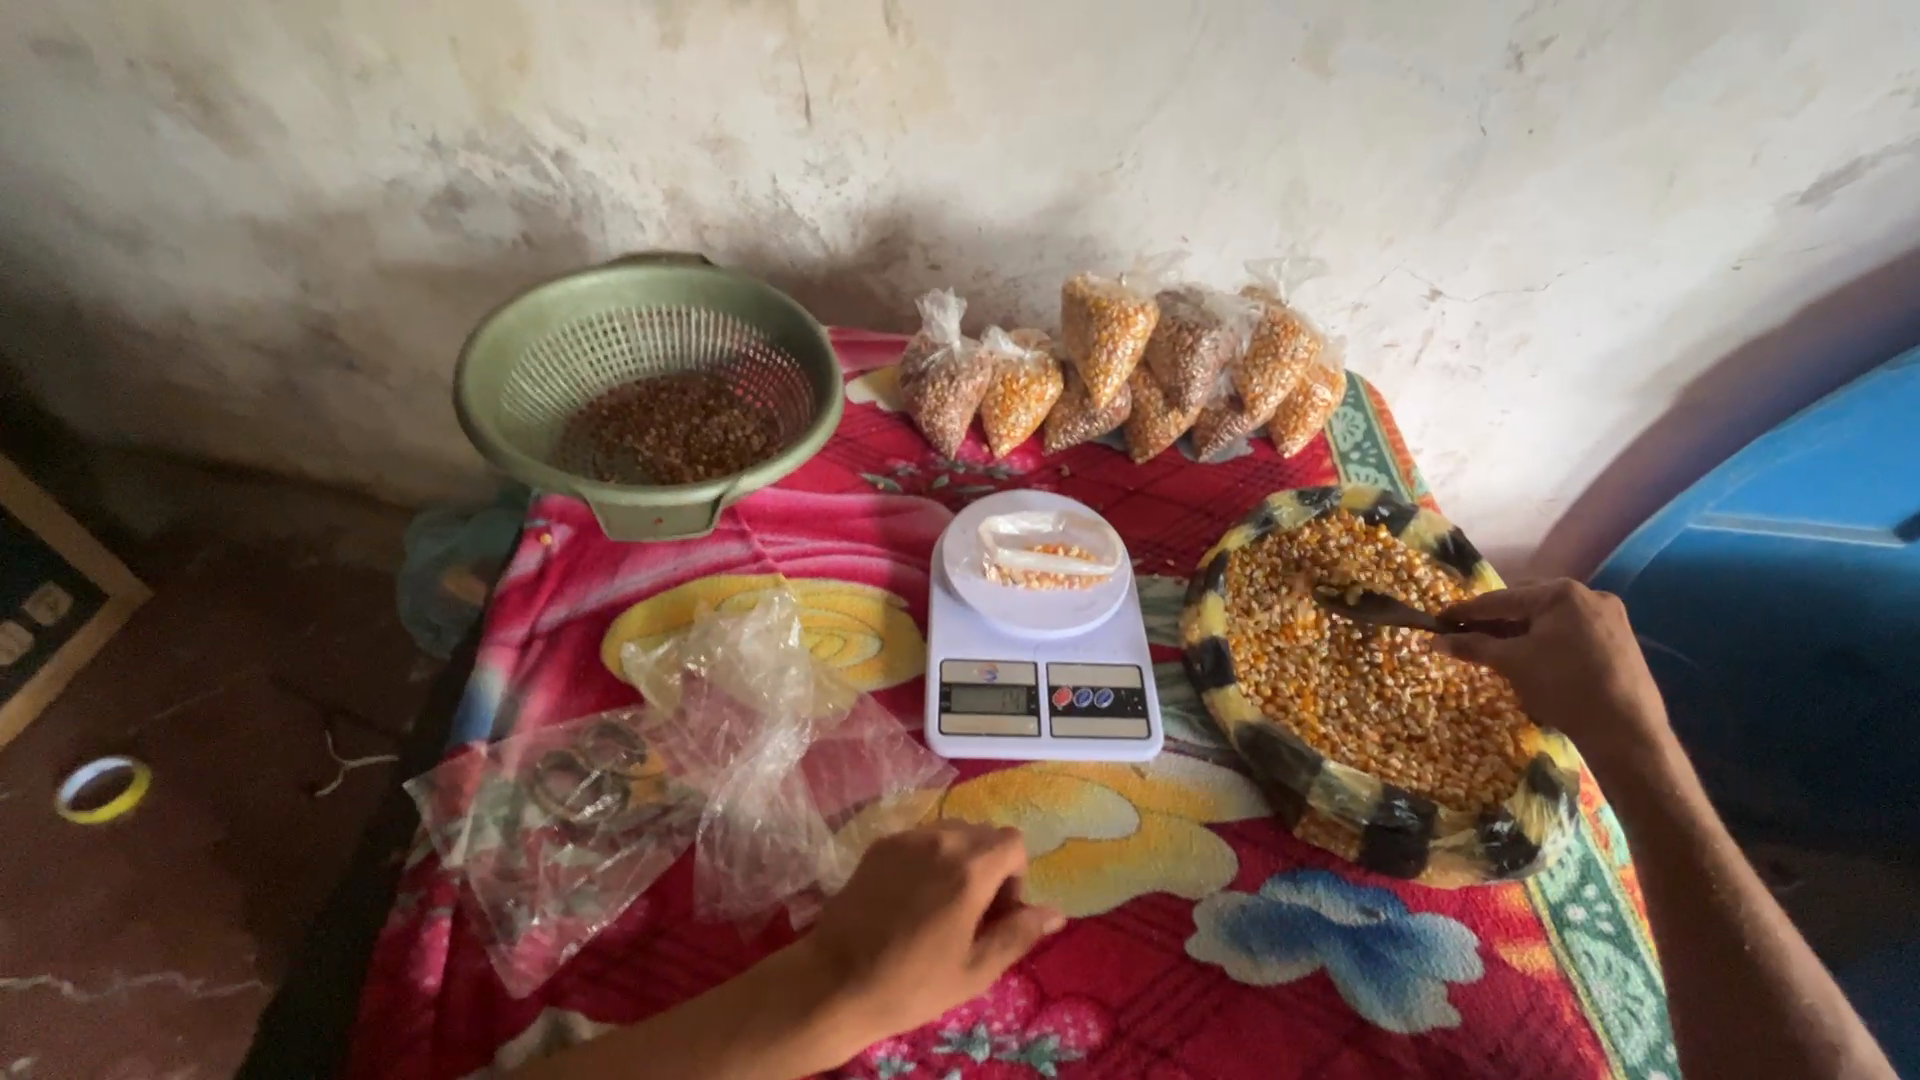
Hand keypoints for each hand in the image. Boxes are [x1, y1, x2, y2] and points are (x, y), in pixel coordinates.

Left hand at [797, 822, 1063, 1051]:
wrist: (834, 981)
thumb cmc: (911, 984)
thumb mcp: (974, 970)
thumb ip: (1018, 933)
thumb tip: (1055, 911)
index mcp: (970, 869)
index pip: (1013, 841)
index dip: (1015, 875)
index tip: (997, 912)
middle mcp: (941, 840)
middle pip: (983, 833)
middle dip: (989, 865)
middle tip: (972, 911)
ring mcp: (906, 838)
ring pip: (951, 832)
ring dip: (959, 858)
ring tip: (940, 903)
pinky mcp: (880, 843)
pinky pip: (920, 838)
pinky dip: (928, 857)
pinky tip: (910, 897)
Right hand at [1435, 579, 1672, 775]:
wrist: (1627, 731)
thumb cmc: (1563, 687)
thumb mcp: (1510, 663)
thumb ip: (1471, 646)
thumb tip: (1435, 641)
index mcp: (1560, 593)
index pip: (1499, 600)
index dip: (1464, 611)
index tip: (1437, 620)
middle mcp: (1588, 594)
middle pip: (1524, 601)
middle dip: (1493, 618)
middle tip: (1466, 634)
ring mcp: (1608, 614)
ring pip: (1547, 615)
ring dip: (1518, 628)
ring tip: (1495, 647)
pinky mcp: (1618, 636)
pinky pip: (1568, 627)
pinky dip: (1543, 637)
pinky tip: (1529, 654)